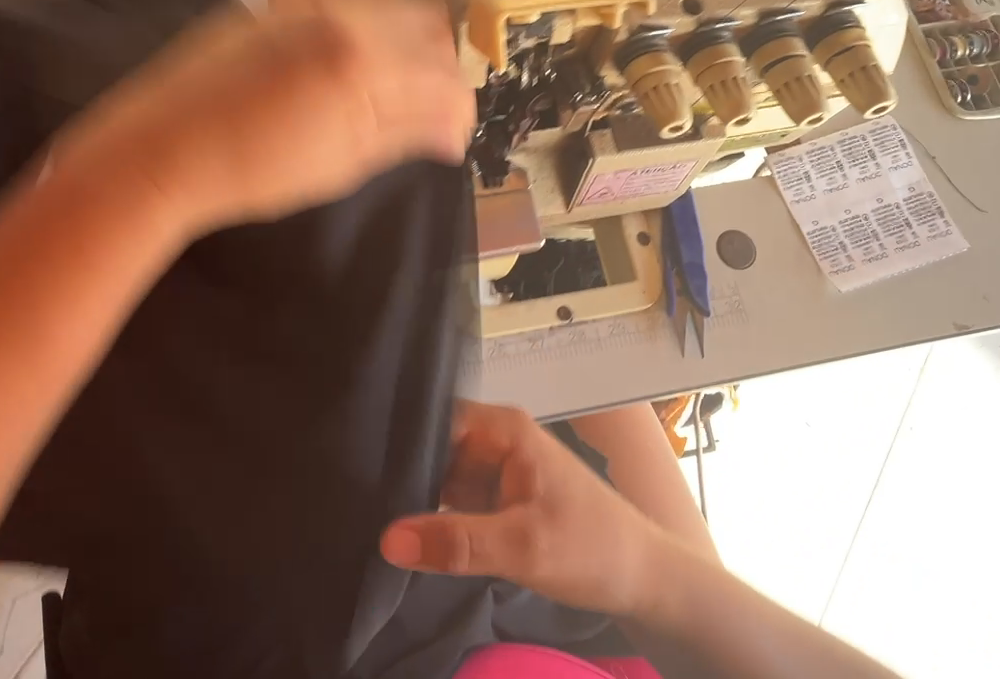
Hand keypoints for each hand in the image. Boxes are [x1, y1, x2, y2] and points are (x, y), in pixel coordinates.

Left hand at [63, 0, 474, 234]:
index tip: (453, 131)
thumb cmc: (255, 170)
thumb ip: (405, 134)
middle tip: (426, 107)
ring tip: (388, 87)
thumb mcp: (340, 162)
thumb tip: (456, 129)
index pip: (440, 73)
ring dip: (401, 40)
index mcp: (361, 62)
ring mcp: (303, 1)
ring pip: (383, 2)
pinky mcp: (274, 0)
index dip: (457, 106)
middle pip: (422, 20)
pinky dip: (361, 27)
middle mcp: (339, 16)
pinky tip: (346, 64)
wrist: (165, 149)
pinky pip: (340, 0)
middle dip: (435, 63)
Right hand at [378, 400, 672, 617]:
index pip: (435, 418)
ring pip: (439, 477)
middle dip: (401, 472)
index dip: (398, 438)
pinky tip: (399, 530)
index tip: (357, 462)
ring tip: (365, 511)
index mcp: (504, 429)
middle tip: (354, 496)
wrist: (645, 582)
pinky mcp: (496, 501)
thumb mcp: (523, 547)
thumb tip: (388, 539)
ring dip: (413, 497)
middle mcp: (495, 441)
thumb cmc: (592, 548)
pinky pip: (452, 501)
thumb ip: (456, 543)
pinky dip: (431, 517)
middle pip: (433, 447)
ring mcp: (496, 471)